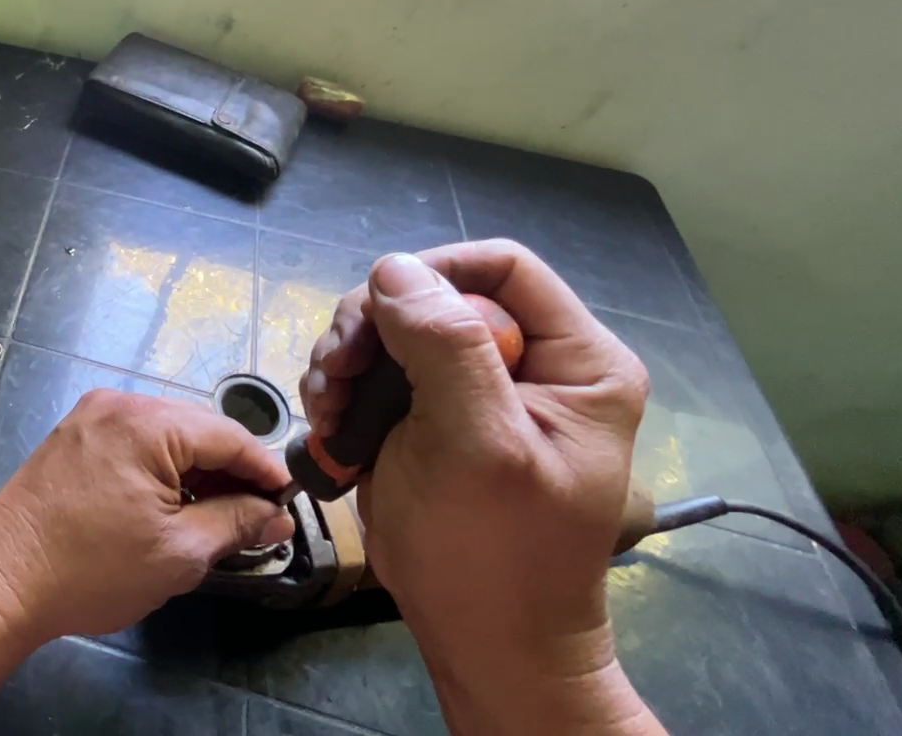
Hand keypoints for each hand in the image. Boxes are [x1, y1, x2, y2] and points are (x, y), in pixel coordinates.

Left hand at [0, 391, 292, 644]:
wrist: (2, 579)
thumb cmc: (92, 570)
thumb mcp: (178, 553)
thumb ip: (235, 523)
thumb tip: (276, 515)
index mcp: (145, 422)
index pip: (227, 434)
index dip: (264, 468)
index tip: (291, 500)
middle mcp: (117, 403)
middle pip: (195, 427)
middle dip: (230, 468)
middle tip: (258, 514)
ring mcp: (90, 415)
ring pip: (164, 432)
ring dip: (195, 468)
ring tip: (218, 513)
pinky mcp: (73, 433)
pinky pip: (133, 438)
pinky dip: (160, 465)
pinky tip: (172, 500)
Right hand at [302, 240, 659, 734]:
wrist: (476, 634)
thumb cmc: (495, 550)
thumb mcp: (478, 446)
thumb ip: (445, 347)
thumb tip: (393, 266)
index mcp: (572, 361)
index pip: (501, 267)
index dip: (433, 274)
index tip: (376, 315)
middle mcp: (521, 362)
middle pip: (429, 292)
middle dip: (371, 325)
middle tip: (337, 370)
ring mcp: (466, 386)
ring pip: (387, 325)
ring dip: (344, 356)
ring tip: (328, 405)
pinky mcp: (420, 410)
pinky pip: (368, 364)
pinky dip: (337, 384)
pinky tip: (329, 419)